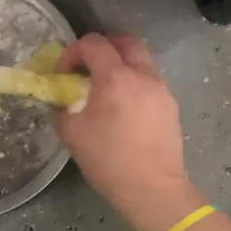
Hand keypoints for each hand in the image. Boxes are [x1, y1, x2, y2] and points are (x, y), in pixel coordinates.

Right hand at [53, 34, 203, 230]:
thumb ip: (61, 108)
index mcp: (115, 78)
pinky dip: (133, 83)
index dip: (73, 52)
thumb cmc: (107, 160)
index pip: (93, 44)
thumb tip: (60, 100)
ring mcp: (161, 90)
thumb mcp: (72, 133)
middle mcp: (142, 76)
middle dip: (103, 48)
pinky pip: (150, 81)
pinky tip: (124, 109)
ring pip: (141, 60)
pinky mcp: (170, 106)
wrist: (152, 188)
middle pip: (125, 41)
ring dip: (120, 65)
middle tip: (88, 68)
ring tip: (106, 90)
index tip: (64, 74)